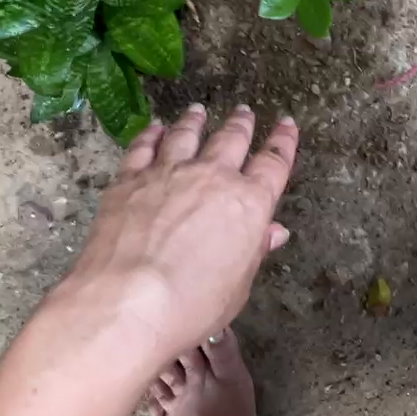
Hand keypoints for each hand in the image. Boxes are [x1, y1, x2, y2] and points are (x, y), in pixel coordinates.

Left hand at [60, 105, 295, 353]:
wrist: (129, 300)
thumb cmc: (192, 305)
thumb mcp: (237, 286)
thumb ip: (255, 251)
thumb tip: (274, 230)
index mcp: (248, 203)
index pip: (274, 163)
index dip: (283, 142)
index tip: (287, 125)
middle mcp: (213, 177)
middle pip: (232, 139)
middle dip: (241, 124)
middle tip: (245, 112)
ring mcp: (170, 172)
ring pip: (187, 135)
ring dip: (195, 121)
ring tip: (198, 111)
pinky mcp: (131, 178)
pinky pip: (144, 147)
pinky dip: (152, 134)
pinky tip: (155, 128)